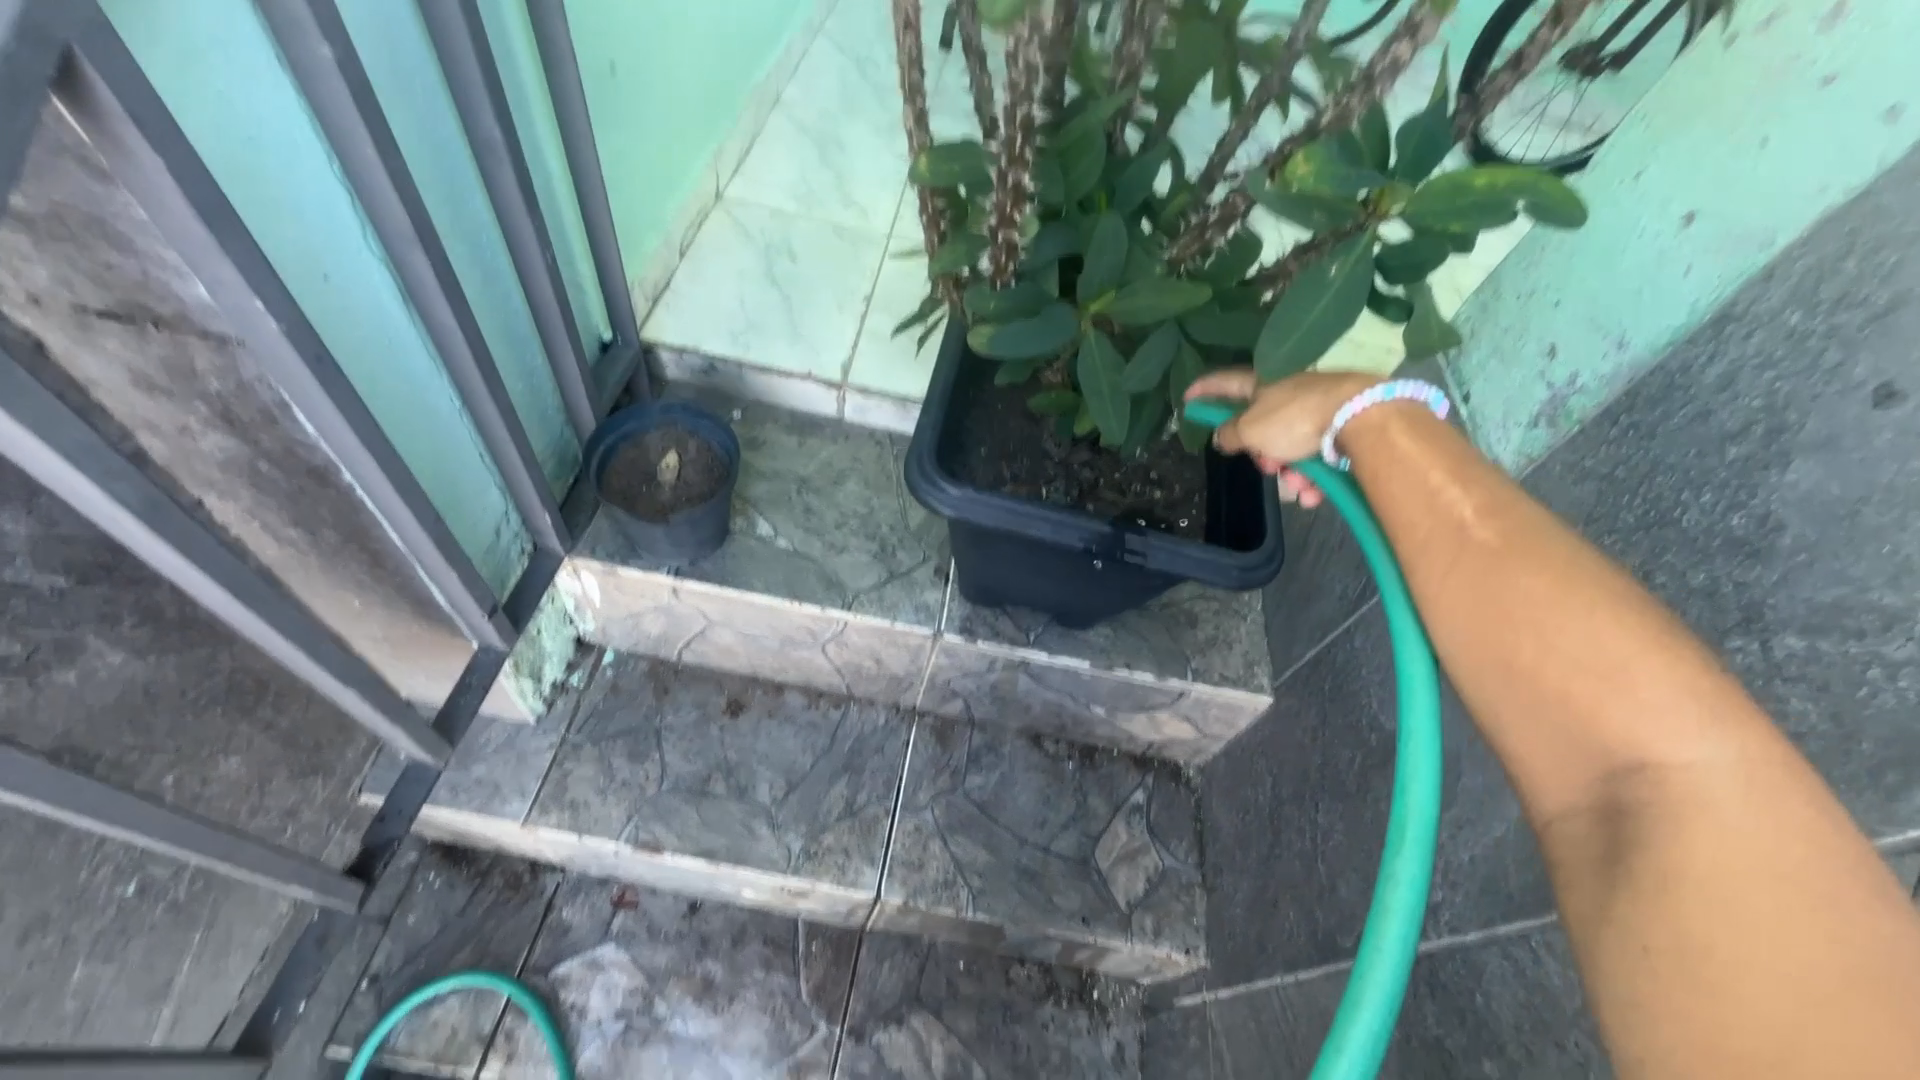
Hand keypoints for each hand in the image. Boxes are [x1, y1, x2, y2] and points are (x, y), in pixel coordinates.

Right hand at [1184, 367, 1380, 507]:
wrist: (1360, 417)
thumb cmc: (1295, 419)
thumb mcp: (1251, 430)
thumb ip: (1230, 434)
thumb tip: (1222, 436)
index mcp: (1263, 386)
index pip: (1226, 384)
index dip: (1205, 390)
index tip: (1187, 398)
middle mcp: (1289, 395)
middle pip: (1262, 428)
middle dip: (1261, 454)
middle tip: (1266, 466)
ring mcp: (1317, 411)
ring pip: (1290, 449)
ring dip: (1290, 473)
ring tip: (1298, 486)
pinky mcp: (1341, 429)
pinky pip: (1317, 458)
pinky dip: (1313, 478)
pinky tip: (1314, 493)